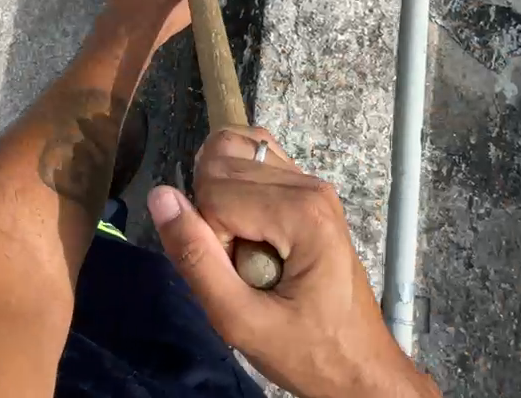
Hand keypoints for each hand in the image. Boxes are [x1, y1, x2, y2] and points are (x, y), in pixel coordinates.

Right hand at [148, 129, 438, 397]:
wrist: (361, 369)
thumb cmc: (307, 353)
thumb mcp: (240, 322)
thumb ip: (195, 258)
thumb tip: (159, 195)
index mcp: (302, 212)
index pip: (213, 194)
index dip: (210, 239)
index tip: (239, 280)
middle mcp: (308, 183)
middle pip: (218, 166)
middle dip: (212, 214)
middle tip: (240, 265)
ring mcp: (309, 179)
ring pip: (227, 152)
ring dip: (219, 195)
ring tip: (243, 242)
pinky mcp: (306, 183)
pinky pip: (248, 150)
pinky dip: (232, 177)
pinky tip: (244, 217)